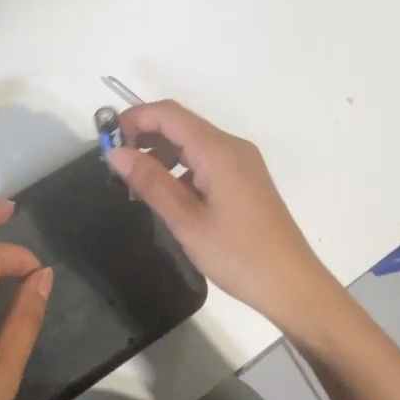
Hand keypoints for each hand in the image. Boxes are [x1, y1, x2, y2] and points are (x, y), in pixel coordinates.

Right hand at [106, 100, 342, 334]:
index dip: (134, 118)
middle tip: (115, 165)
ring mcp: (241, 162)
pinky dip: (180, 168)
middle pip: (180, 125)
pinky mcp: (245, 180)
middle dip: (144, 135)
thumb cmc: (238, 255)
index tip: (105, 139)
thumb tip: (115, 152)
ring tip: (135, 186)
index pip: (169, 114)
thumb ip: (151, 182)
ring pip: (192, 143)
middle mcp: (231, 146)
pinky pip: (206, 160)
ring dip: (161, 153)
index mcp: (218, 150)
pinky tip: (166, 196)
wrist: (293, 286)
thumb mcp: (187, 221)